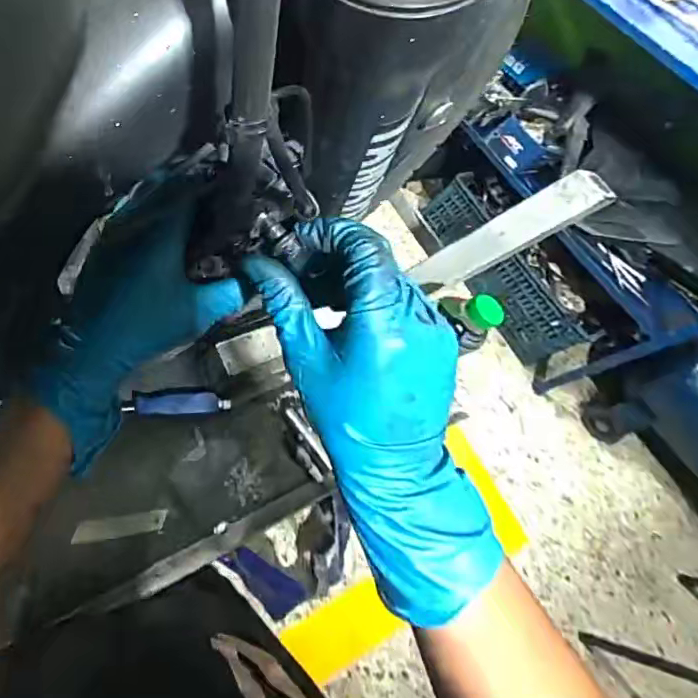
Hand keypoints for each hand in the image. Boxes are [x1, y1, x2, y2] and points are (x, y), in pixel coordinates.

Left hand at [27, 192, 244, 472]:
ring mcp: (115, 226)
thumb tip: (254, 272)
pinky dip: (150, 208)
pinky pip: (131, 209)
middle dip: (193, 183)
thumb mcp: (200, 311)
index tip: (230, 186)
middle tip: (215, 193)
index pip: (190, 186)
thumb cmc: (147, 326)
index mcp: (162, 230)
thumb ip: (233, 288)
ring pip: (146, 194)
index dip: (213, 182)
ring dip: (170, 193)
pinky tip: (164, 225)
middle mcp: (135, 219)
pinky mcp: (103, 238)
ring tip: (194, 205)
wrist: (93, 343)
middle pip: (167, 183)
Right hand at [241, 219, 499, 626]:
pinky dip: (368, 291)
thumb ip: (285, 302)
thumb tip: (260, 265)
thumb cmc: (347, 417)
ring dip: (349, 271)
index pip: (365, 247)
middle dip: (332, 252)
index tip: (298, 241)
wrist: (396, 464)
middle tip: (297, 264)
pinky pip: (401, 295)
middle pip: (376, 257)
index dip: (328, 233)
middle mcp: (419, 316)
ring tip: (315, 289)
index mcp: (386, 321)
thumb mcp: (306, 356)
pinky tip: (341, 309)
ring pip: (388, 273)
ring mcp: (434, 325)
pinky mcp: (438, 335)